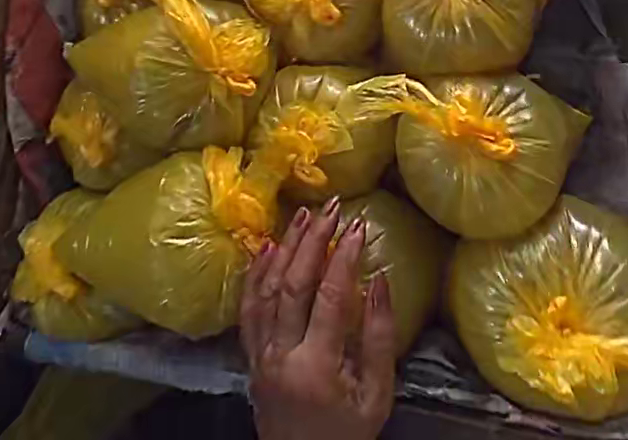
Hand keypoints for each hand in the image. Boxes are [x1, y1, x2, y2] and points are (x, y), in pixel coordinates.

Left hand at [241, 199, 396, 439]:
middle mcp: (280, 356)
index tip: (359, 226)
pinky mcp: (249, 355)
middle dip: (314, 240)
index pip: (329, 298)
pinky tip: (267, 246)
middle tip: (332, 209)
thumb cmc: (347, 435)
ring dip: (286, 247)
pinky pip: (247, 307)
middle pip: (293, 285)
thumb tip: (379, 279)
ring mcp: (259, 354)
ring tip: (303, 214)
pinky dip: (255, 273)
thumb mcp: (377, 396)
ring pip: (267, 289)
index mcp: (315, 367)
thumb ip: (379, 338)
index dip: (344, 258)